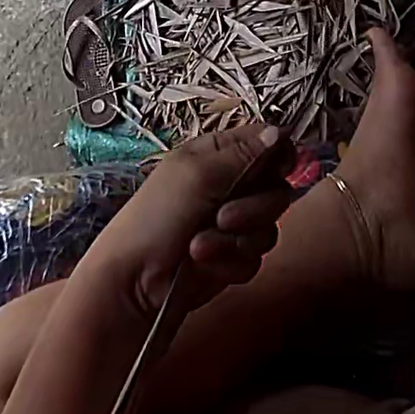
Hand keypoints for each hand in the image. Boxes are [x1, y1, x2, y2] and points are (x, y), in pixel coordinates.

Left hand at [80, 123, 295, 320]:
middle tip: (223, 216)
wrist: (135, 283)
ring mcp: (234, 222)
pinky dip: (230, 261)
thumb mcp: (199, 174)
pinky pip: (256, 256)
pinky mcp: (234, 255)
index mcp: (219, 154)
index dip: (278, 155)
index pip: (267, 143)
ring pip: (268, 225)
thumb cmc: (157, 216)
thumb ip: (245, 152)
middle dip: (254, 207)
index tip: (275, 170)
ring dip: (236, 240)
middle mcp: (231, 183)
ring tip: (201, 245)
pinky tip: (204, 264)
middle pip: (276, 187)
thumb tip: (279, 130)